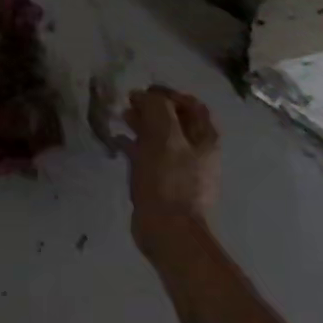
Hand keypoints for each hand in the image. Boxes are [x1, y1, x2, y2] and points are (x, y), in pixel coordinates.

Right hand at [125, 86, 220, 256]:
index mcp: (204, 138)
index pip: (191, 104)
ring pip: (161, 138)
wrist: (169, 232)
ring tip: (122, 118)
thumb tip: (146, 95)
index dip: (169, 93)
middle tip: (129, 103)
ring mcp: (181, 169)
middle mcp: (196, 151)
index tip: (144, 91)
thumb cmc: (169, 180)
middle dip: (153, 108)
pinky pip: (150, 157)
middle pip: (175, 120)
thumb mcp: (163, 136)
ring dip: (143, 125)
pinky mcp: (164, 184)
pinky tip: (118, 144)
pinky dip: (136, 146)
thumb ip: (157, 109)